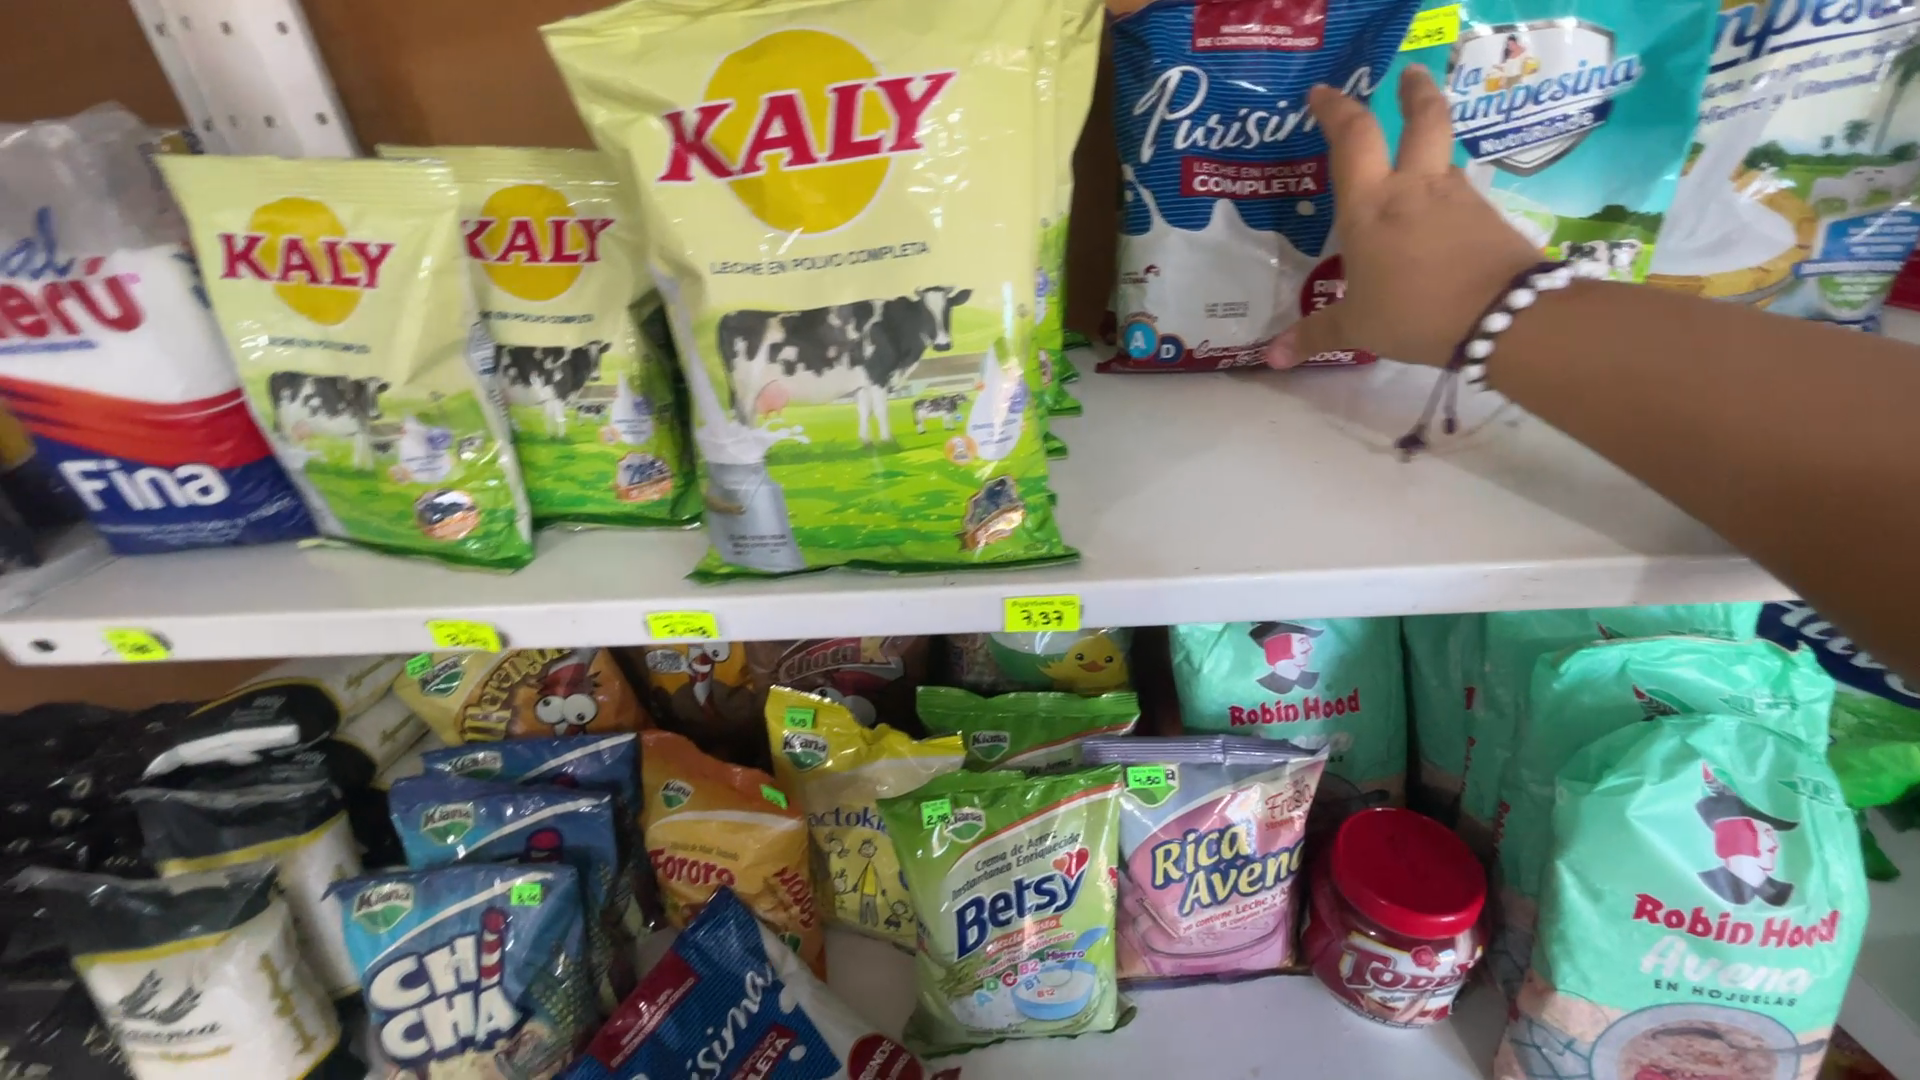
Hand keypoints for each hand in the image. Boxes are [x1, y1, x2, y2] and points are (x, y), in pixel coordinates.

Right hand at [1268, 67, 1543, 369]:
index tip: (1322, 94)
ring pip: (1441, 156)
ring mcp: (1454, 197)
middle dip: (1413, 92)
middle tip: (1408, 76)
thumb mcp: (1355, 327)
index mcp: (1370, 207)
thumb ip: (1313, 335)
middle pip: (1420, 119)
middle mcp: (1413, 188)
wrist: (1501, 314)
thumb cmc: (1412, 311)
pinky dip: (1443, 194)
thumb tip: (1272, 358)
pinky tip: (1435, 216)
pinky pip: (1456, 193)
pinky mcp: (1483, 216)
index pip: (1353, 138)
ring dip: (1430, 146)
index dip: (1335, 109)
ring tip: (1416, 157)